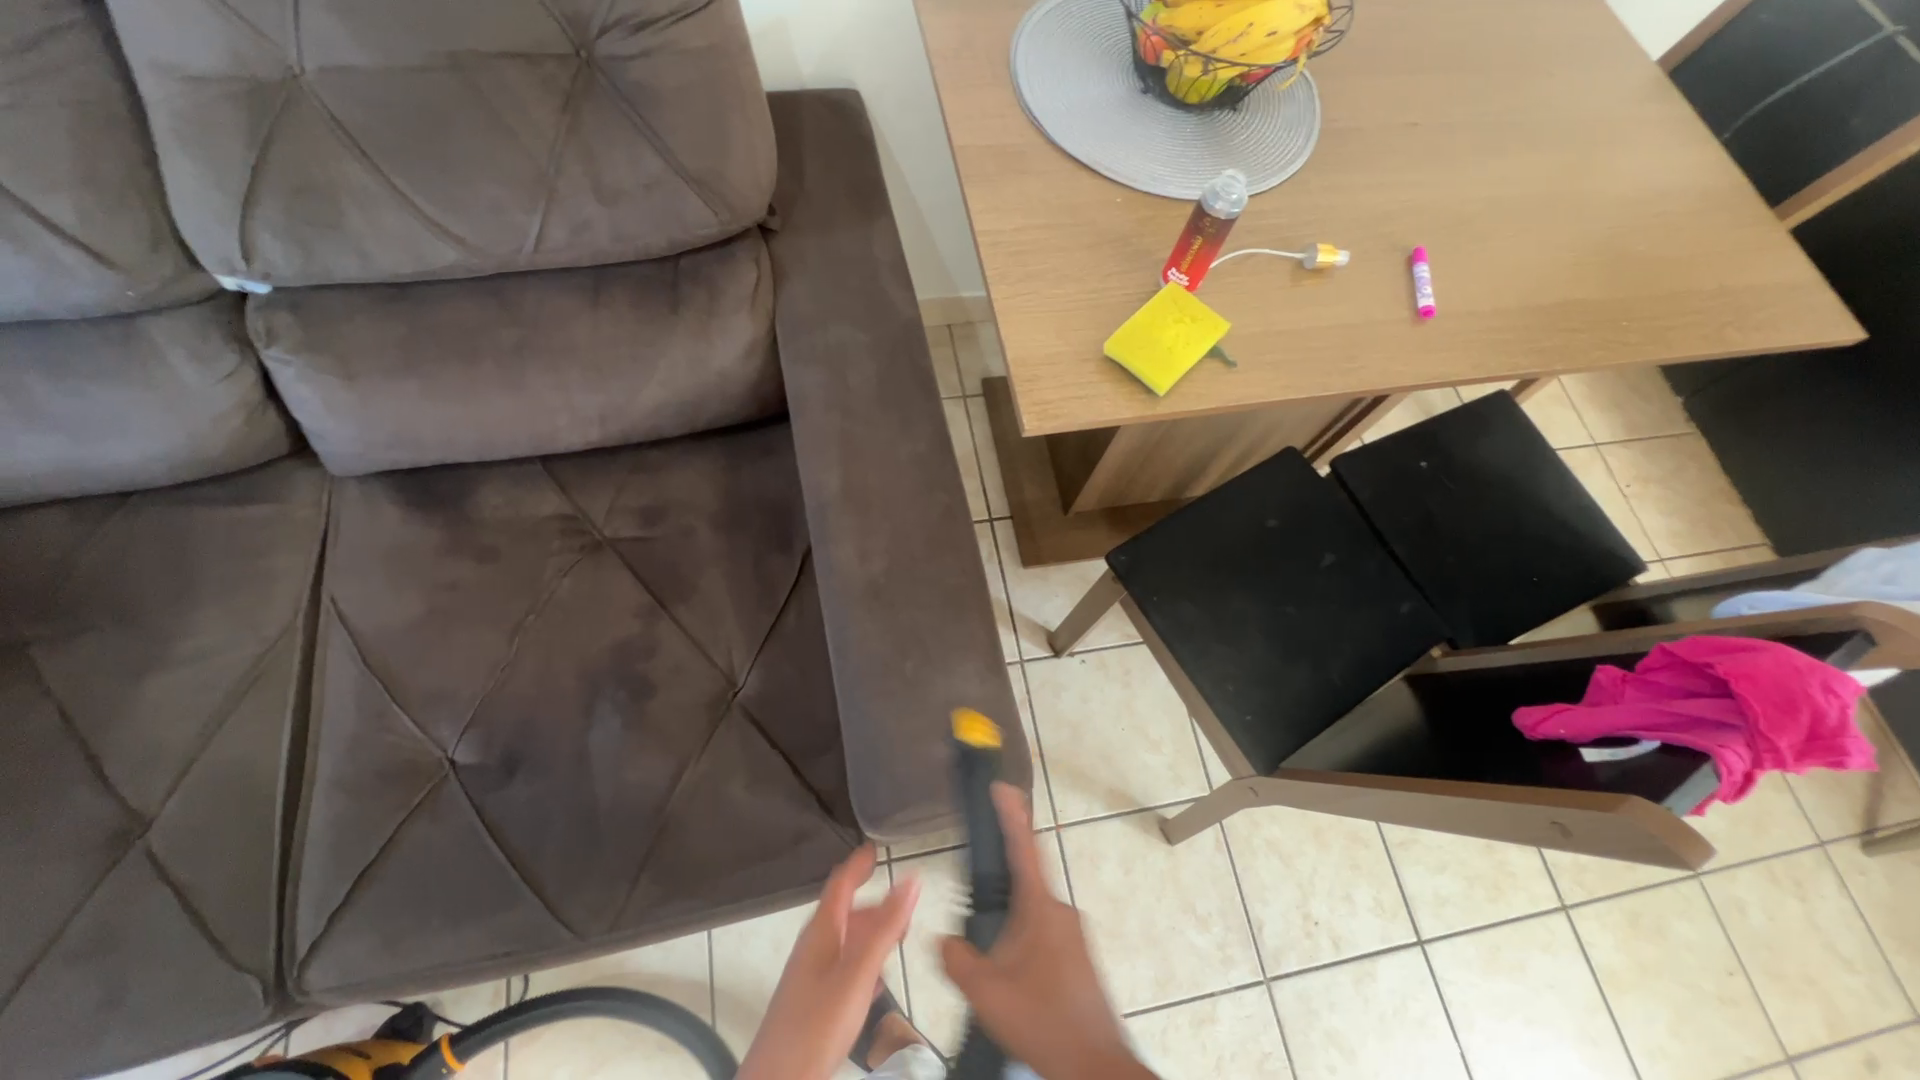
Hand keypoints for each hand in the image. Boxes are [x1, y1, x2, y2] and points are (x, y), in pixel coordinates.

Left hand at [738, 845, 919, 1079]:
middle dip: (872, 902)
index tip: (875, 847)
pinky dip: (864, 963)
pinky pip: (844, 969)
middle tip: (904, 900)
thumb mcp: (858, 973)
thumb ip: (885, 928)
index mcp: (822, 933)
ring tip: (899, 935)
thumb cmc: (817, 1024)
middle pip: (844, 913)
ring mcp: (812, 977)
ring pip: (845, 942)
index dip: (857, 864)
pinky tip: (878, 980)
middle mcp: (814, 948)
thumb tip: (911, 880)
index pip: (840, 885)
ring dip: (871, 933)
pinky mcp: (815, 1004)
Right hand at [939, 784, 1157, 1079]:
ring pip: (1029, 920)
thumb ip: (957, 959)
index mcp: (1041, 908)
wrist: (1094, 1065)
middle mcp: (1061, 913)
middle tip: (975, 932)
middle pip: (1022, 889)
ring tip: (989, 974)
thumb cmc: (1042, 1020)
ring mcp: (1073, 936)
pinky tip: (1009, 985)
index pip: (1023, 848)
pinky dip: (1020, 951)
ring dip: (1007, 935)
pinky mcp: (1078, 959)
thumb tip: (947, 942)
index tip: (1001, 786)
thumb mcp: (985, 992)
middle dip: (995, 904)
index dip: (1010, 815)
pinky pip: (1041, 939)